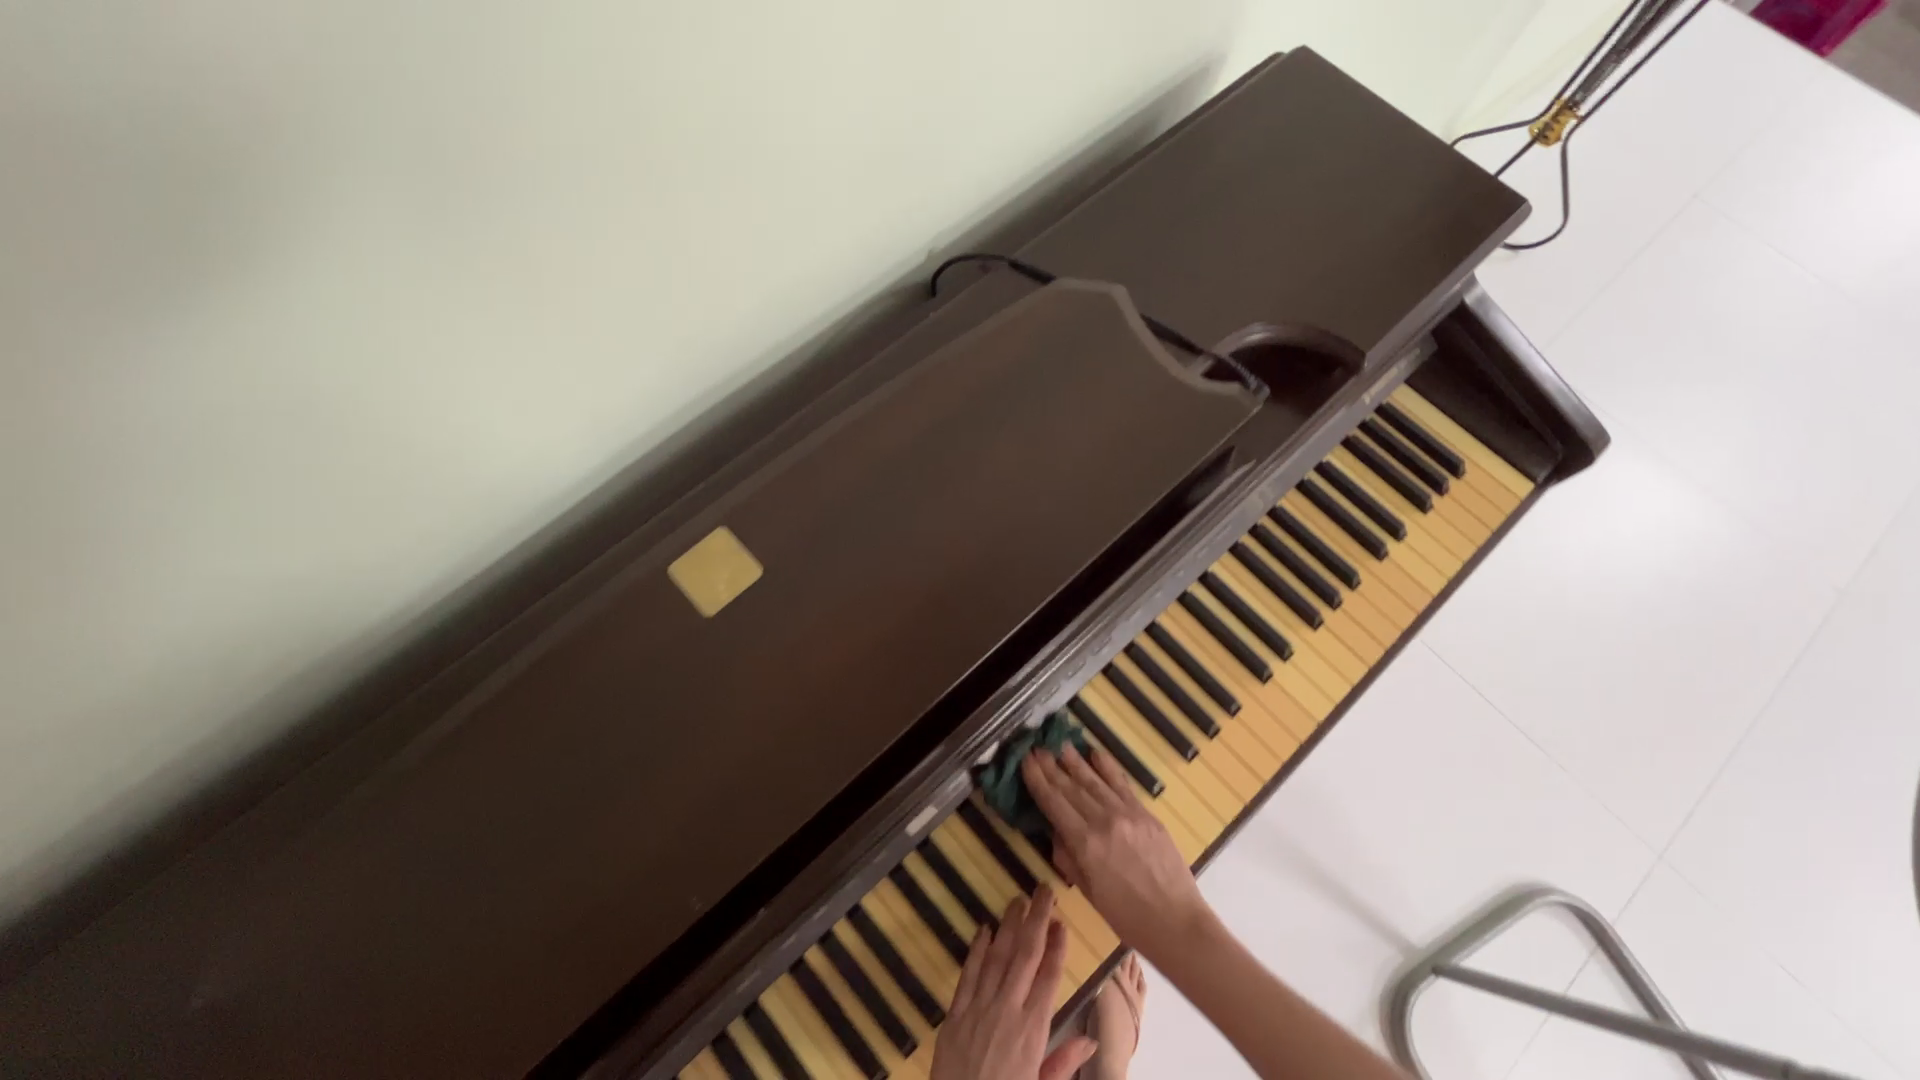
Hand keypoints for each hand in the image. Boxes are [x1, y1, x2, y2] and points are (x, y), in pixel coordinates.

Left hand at [929, 886, 1096, 1079]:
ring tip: (1018, 900)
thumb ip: (1063, 1061)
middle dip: (1036, 920)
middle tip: (1043, 890)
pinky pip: (968, 974)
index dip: (1057, 947)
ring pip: (997, 957)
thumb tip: (1091, 1040)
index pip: (1049, 977)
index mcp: (1033, 1029)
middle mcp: (1007, 1010)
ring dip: (1009, 926)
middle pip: (1025, 956)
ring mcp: (978, 1008)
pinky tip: (984, 929)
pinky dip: (976, 950)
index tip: (1062, 922)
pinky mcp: (954, 1014)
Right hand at [1022, 744, 1214, 960]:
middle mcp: (1104, 821)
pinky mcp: (1146, 815)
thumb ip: (1068, 857)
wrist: (1176, 921)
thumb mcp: (1088, 891)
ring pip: (1095, 782)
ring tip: (1059, 746)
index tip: (1025, 762)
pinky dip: (1108, 768)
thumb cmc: (1126, 917)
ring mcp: (1128, 815)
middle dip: (1051, 768)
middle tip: (1036, 749)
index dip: (1038, 781)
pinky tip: (1095, 754)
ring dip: (1075, 762)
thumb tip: (1057, 830)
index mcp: (1085, 843)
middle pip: (1072, 788)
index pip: (1054, 804)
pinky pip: (1122, 785)